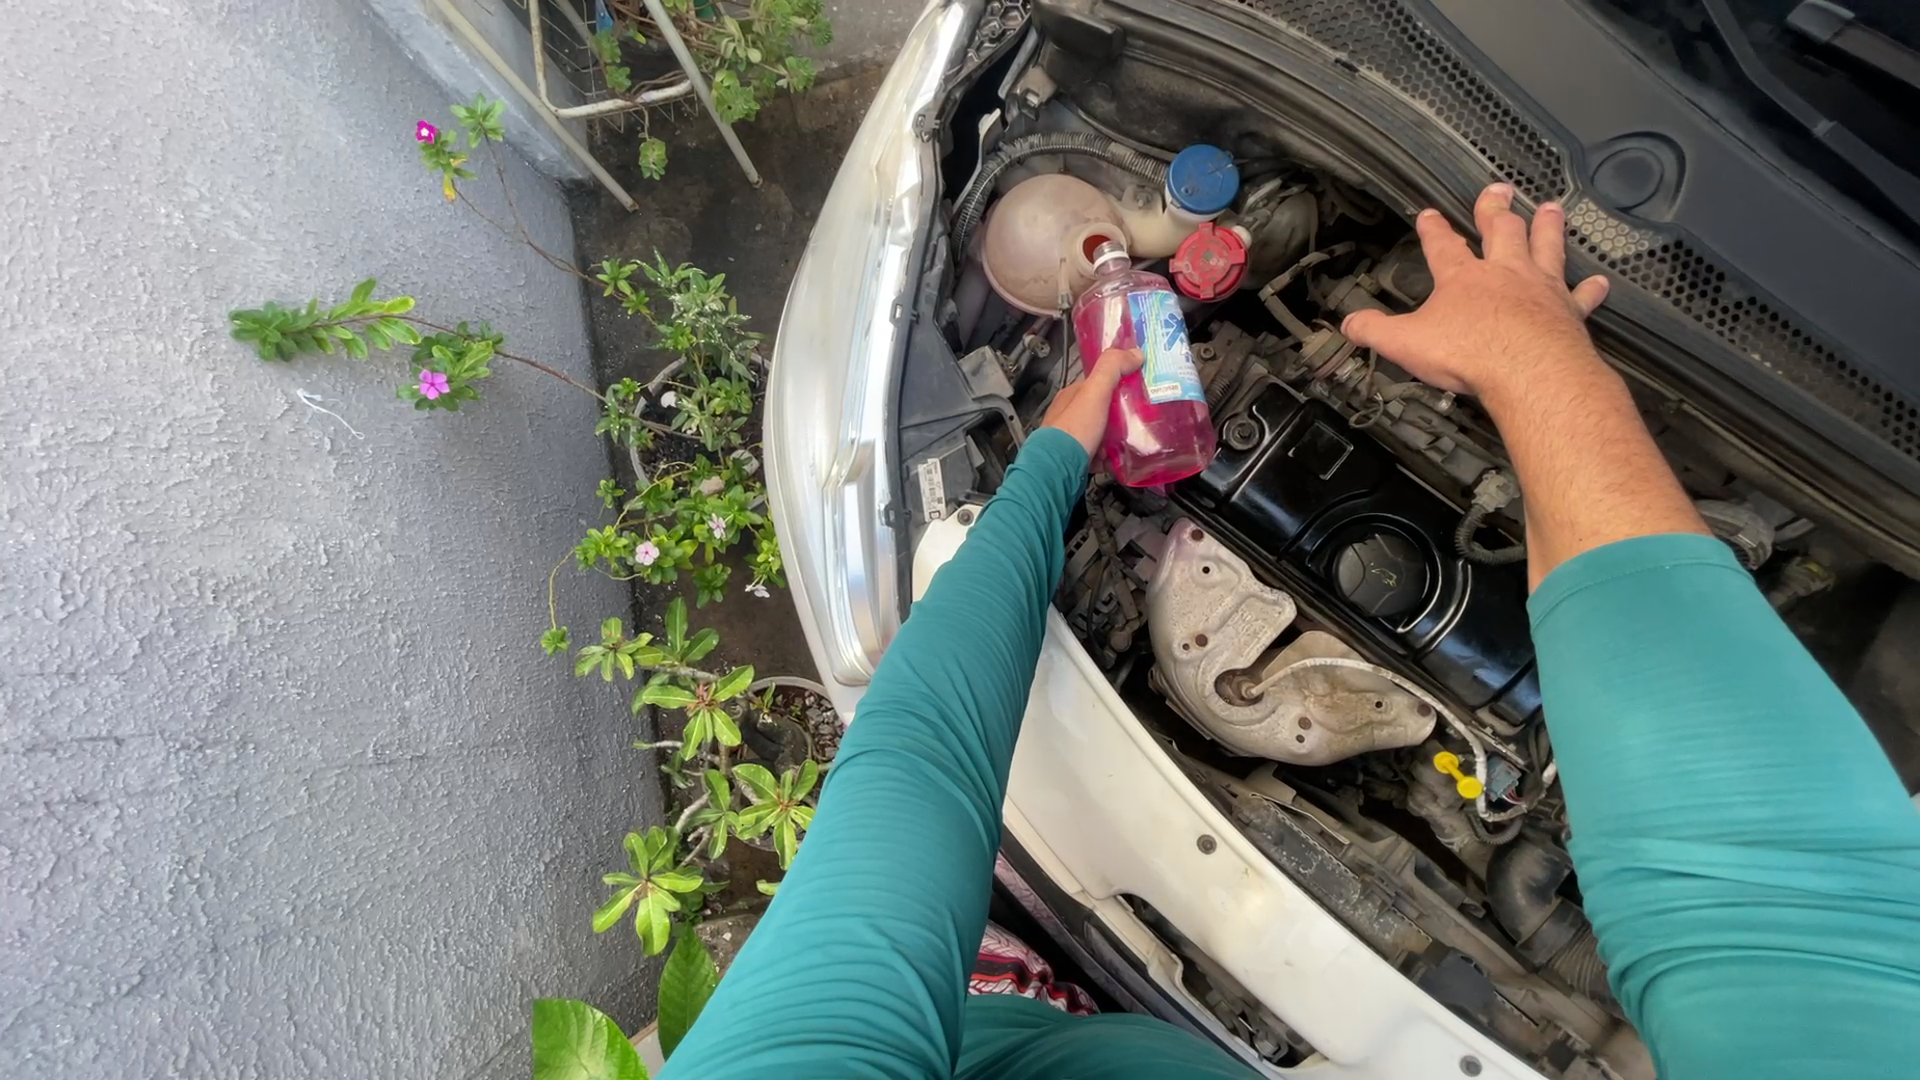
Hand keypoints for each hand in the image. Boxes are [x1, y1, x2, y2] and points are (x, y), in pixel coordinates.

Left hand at [1041, 348, 1143, 458]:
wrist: (1057, 471)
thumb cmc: (1074, 431)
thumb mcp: (1094, 393)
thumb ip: (1111, 369)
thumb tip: (1134, 352)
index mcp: (1071, 396)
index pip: (1098, 383)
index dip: (1119, 382)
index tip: (1140, 386)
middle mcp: (1070, 417)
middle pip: (1103, 410)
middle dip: (1123, 414)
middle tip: (1143, 416)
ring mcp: (1073, 440)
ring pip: (1103, 434)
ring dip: (1119, 437)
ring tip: (1136, 438)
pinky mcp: (1078, 460)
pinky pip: (1100, 456)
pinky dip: (1111, 457)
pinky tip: (1121, 458)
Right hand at [1340, 183, 1610, 403]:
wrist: (1526, 369)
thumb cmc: (1463, 352)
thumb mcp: (1402, 343)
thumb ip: (1373, 331)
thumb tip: (1347, 323)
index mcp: (1462, 278)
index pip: (1442, 247)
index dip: (1433, 230)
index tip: (1429, 213)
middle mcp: (1504, 273)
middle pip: (1502, 231)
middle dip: (1496, 210)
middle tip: (1499, 190)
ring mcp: (1541, 288)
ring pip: (1546, 248)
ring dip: (1547, 228)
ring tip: (1549, 209)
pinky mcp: (1568, 312)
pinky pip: (1582, 296)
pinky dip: (1590, 289)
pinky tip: (1599, 282)